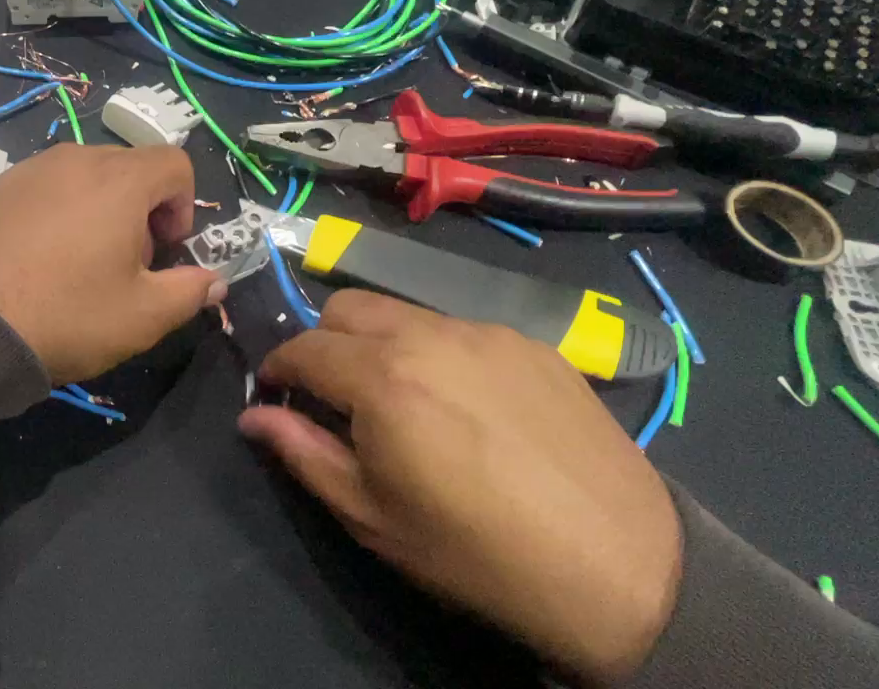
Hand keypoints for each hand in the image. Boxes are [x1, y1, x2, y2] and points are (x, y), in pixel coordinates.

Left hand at [0, 144, 226, 383]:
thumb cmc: (64, 315)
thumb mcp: (142, 317)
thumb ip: (189, 292)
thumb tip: (212, 281)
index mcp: (118, 180)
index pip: (174, 164)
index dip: (183, 207)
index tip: (164, 251)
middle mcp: (71, 160)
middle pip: (127, 168)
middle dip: (140, 211)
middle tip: (123, 264)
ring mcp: (24, 171)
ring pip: (80, 178)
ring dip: (96, 211)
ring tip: (75, 264)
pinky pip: (39, 189)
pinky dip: (52, 214)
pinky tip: (32, 261)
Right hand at [238, 290, 682, 686]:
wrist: (625, 572)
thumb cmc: (476, 551)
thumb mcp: (370, 515)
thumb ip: (301, 452)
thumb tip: (252, 415)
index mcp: (381, 377)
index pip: (302, 346)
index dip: (278, 368)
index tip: (278, 395)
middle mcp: (427, 335)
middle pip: (346, 306)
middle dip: (324, 341)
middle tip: (337, 396)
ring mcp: (485, 334)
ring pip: (402, 312)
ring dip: (379, 342)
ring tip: (404, 398)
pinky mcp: (532, 345)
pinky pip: (459, 329)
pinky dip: (437, 352)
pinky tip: (466, 405)